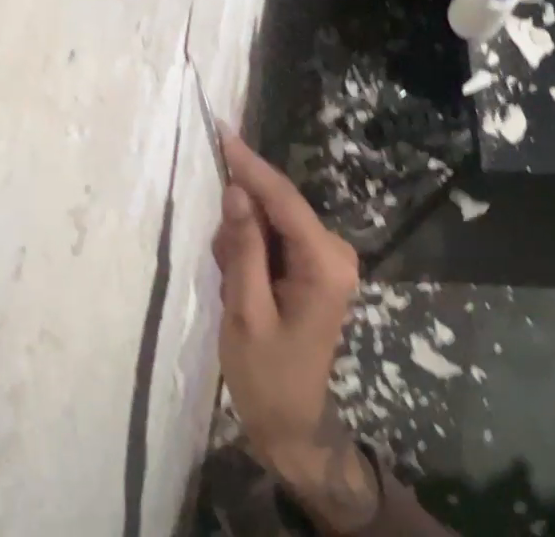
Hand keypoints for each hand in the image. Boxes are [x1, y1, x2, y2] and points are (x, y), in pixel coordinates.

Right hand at [213, 128, 376, 529]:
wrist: (290, 421)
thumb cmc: (266, 374)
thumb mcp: (245, 312)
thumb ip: (243, 249)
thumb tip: (236, 192)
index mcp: (324, 264)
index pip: (283, 200)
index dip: (251, 165)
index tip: (222, 131)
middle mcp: (334, 252)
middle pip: (278, 207)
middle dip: (240, 221)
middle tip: (220, 265)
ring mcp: (327, 260)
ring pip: (272, 223)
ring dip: (242, 242)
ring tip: (233, 289)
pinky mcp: (314, 268)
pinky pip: (275, 240)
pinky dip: (250, 253)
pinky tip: (242, 288)